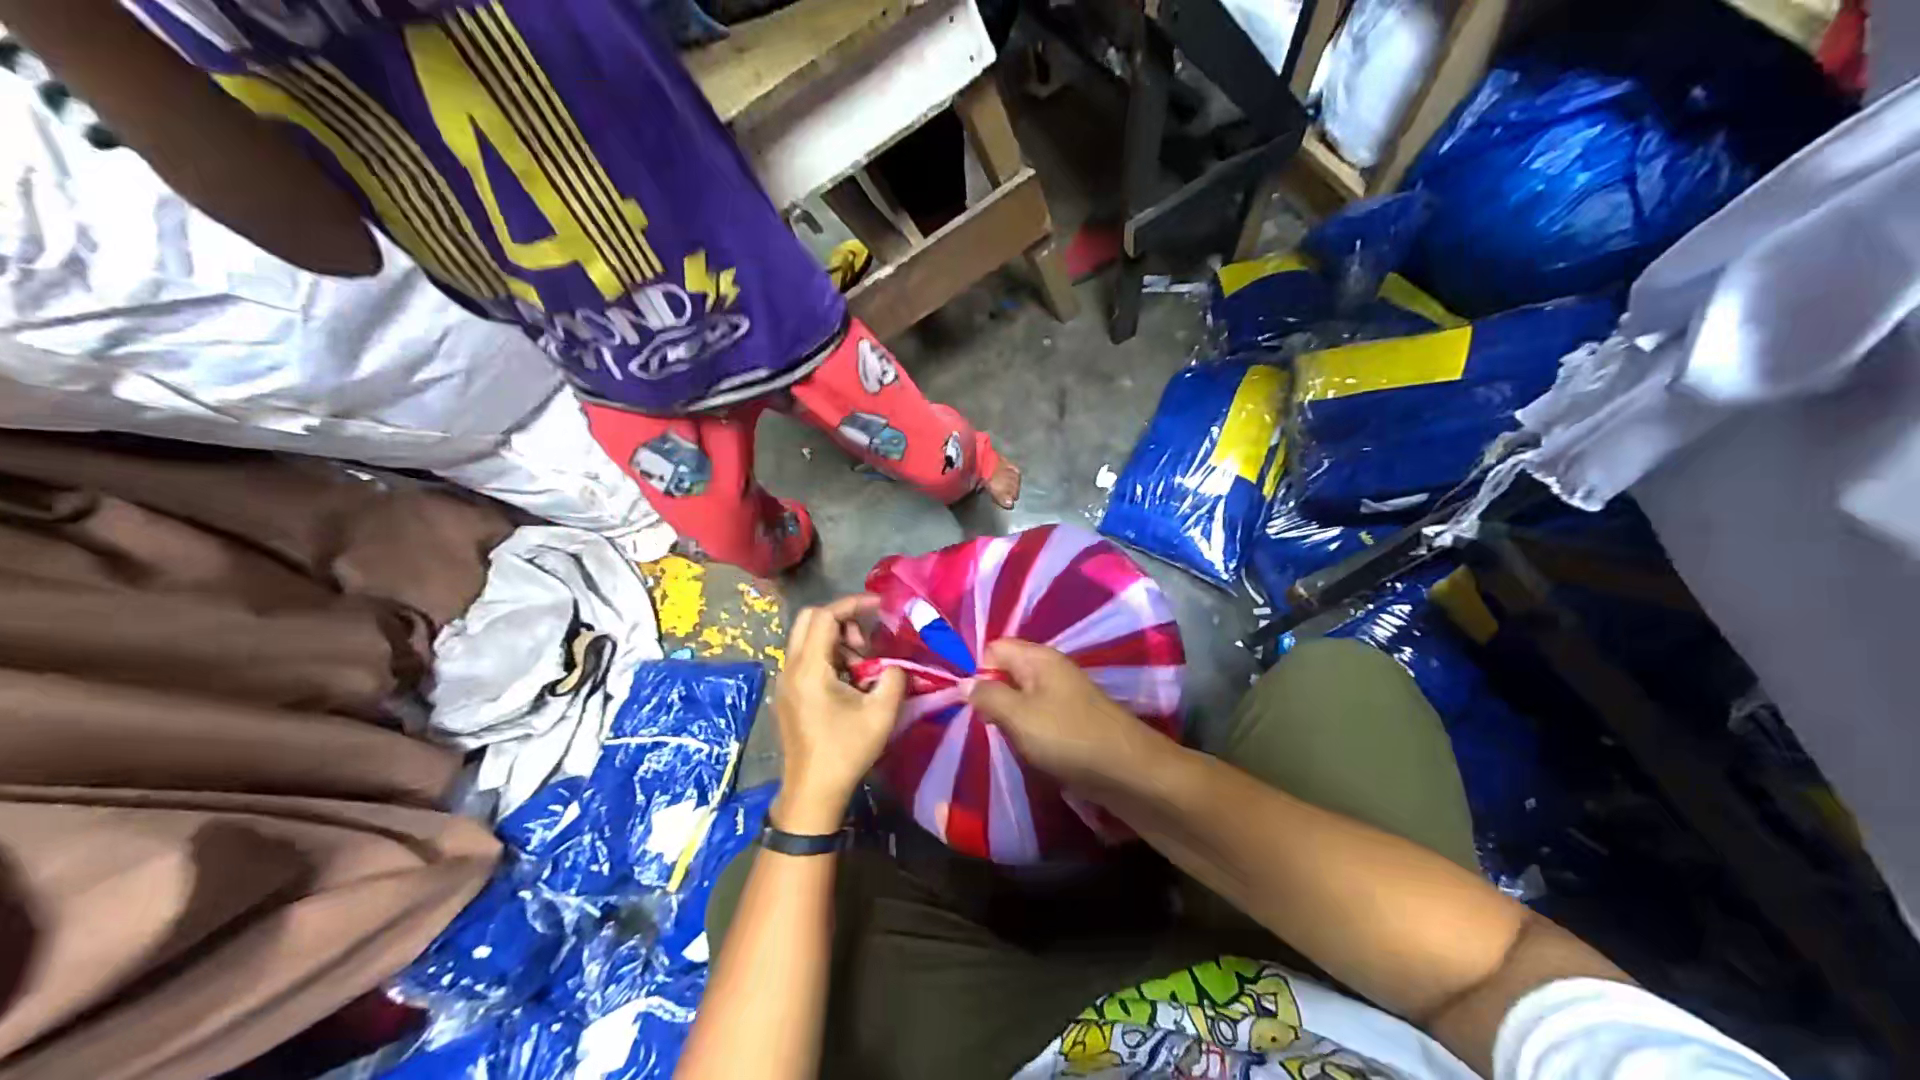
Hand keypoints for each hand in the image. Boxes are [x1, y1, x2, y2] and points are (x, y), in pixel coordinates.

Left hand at [770, 595, 906, 834]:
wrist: (812, 792)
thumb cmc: (845, 751)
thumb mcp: (881, 713)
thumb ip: (894, 677)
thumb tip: (896, 664)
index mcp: (808, 668)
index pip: (824, 616)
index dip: (853, 604)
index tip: (879, 607)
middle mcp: (790, 668)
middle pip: (809, 620)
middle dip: (841, 620)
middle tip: (866, 640)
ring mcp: (784, 682)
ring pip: (807, 639)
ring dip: (836, 641)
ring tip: (863, 667)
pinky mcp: (787, 694)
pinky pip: (805, 659)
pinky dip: (828, 657)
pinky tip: (849, 682)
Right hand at [965, 639, 1168, 790]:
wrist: (1130, 773)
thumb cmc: (1069, 738)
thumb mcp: (1018, 716)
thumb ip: (987, 696)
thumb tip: (963, 682)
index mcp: (1038, 658)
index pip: (994, 648)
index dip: (976, 670)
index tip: (964, 701)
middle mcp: (1051, 671)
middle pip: (1007, 673)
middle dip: (989, 696)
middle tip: (976, 724)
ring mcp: (1064, 697)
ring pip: (1021, 699)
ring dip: (1007, 718)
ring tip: (995, 739)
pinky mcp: (1073, 723)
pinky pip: (1038, 719)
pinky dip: (1026, 733)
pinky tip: (1021, 750)